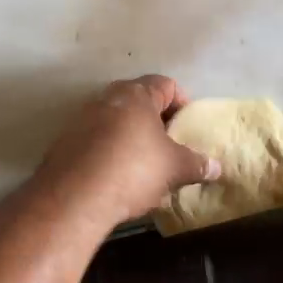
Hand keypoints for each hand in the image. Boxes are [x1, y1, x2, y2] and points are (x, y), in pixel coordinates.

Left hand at [32, 75, 219, 225]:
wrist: (75, 197)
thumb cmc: (133, 169)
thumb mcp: (174, 168)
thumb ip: (197, 164)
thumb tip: (216, 167)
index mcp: (136, 95)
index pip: (166, 84)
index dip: (182, 102)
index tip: (189, 126)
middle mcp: (106, 98)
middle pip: (139, 102)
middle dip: (156, 122)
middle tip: (171, 145)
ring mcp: (82, 119)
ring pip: (116, 122)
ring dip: (132, 138)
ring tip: (146, 166)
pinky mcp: (65, 143)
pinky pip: (97, 142)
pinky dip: (110, 153)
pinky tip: (118, 179)